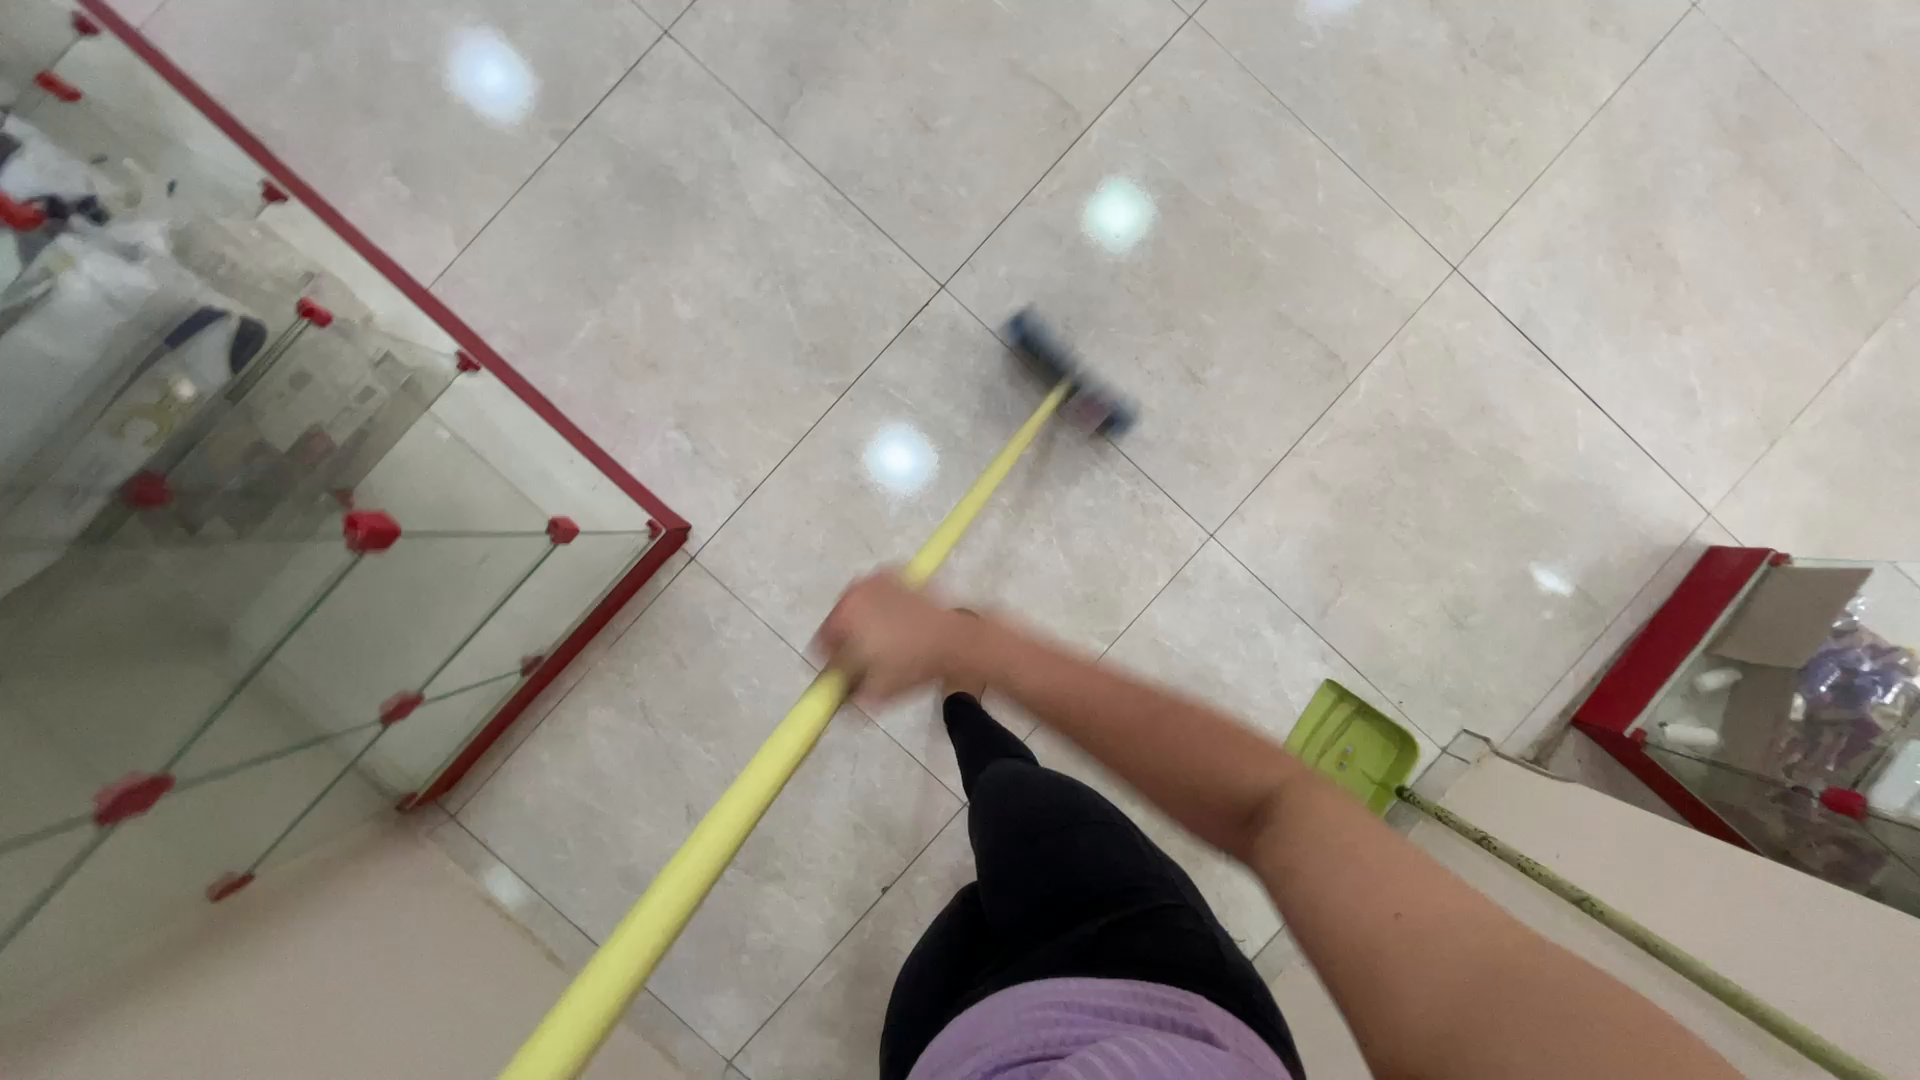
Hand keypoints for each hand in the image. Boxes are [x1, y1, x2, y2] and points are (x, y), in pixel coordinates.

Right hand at [813, 571, 978, 706]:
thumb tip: (841, 691)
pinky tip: (897, 623)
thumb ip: (848, 693)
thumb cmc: (913, 664)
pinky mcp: (896, 574)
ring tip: (886, 641)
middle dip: (848, 640)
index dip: (832, 662)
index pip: (821, 643)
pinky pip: (878, 594)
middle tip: (867, 659)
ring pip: (858, 606)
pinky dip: (882, 606)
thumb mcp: (874, 692)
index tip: (845, 673)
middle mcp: (854, 593)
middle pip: (839, 620)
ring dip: (864, 622)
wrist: (953, 638)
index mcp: (842, 618)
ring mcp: (876, 580)